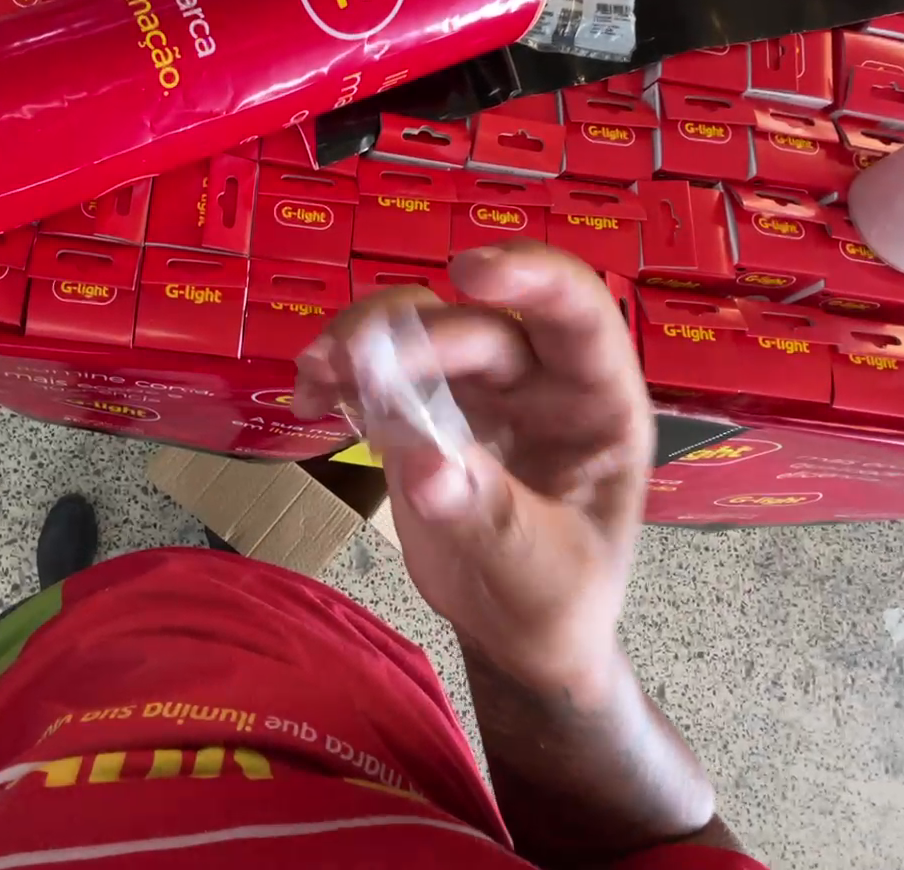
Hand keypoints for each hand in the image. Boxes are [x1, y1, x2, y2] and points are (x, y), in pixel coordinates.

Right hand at [291, 242, 652, 689]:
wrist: (509, 629)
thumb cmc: (555, 600)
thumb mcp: (542, 573)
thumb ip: (490, 518)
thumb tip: (425, 465)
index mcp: (593, 406)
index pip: (577, 317)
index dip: (532, 277)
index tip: (468, 274)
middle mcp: (533, 383)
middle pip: (471, 327)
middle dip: (409, 341)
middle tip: (349, 367)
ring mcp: (472, 391)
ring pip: (415, 327)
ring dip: (361, 338)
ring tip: (317, 371)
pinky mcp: (419, 407)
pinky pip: (375, 367)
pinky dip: (338, 373)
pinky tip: (311, 397)